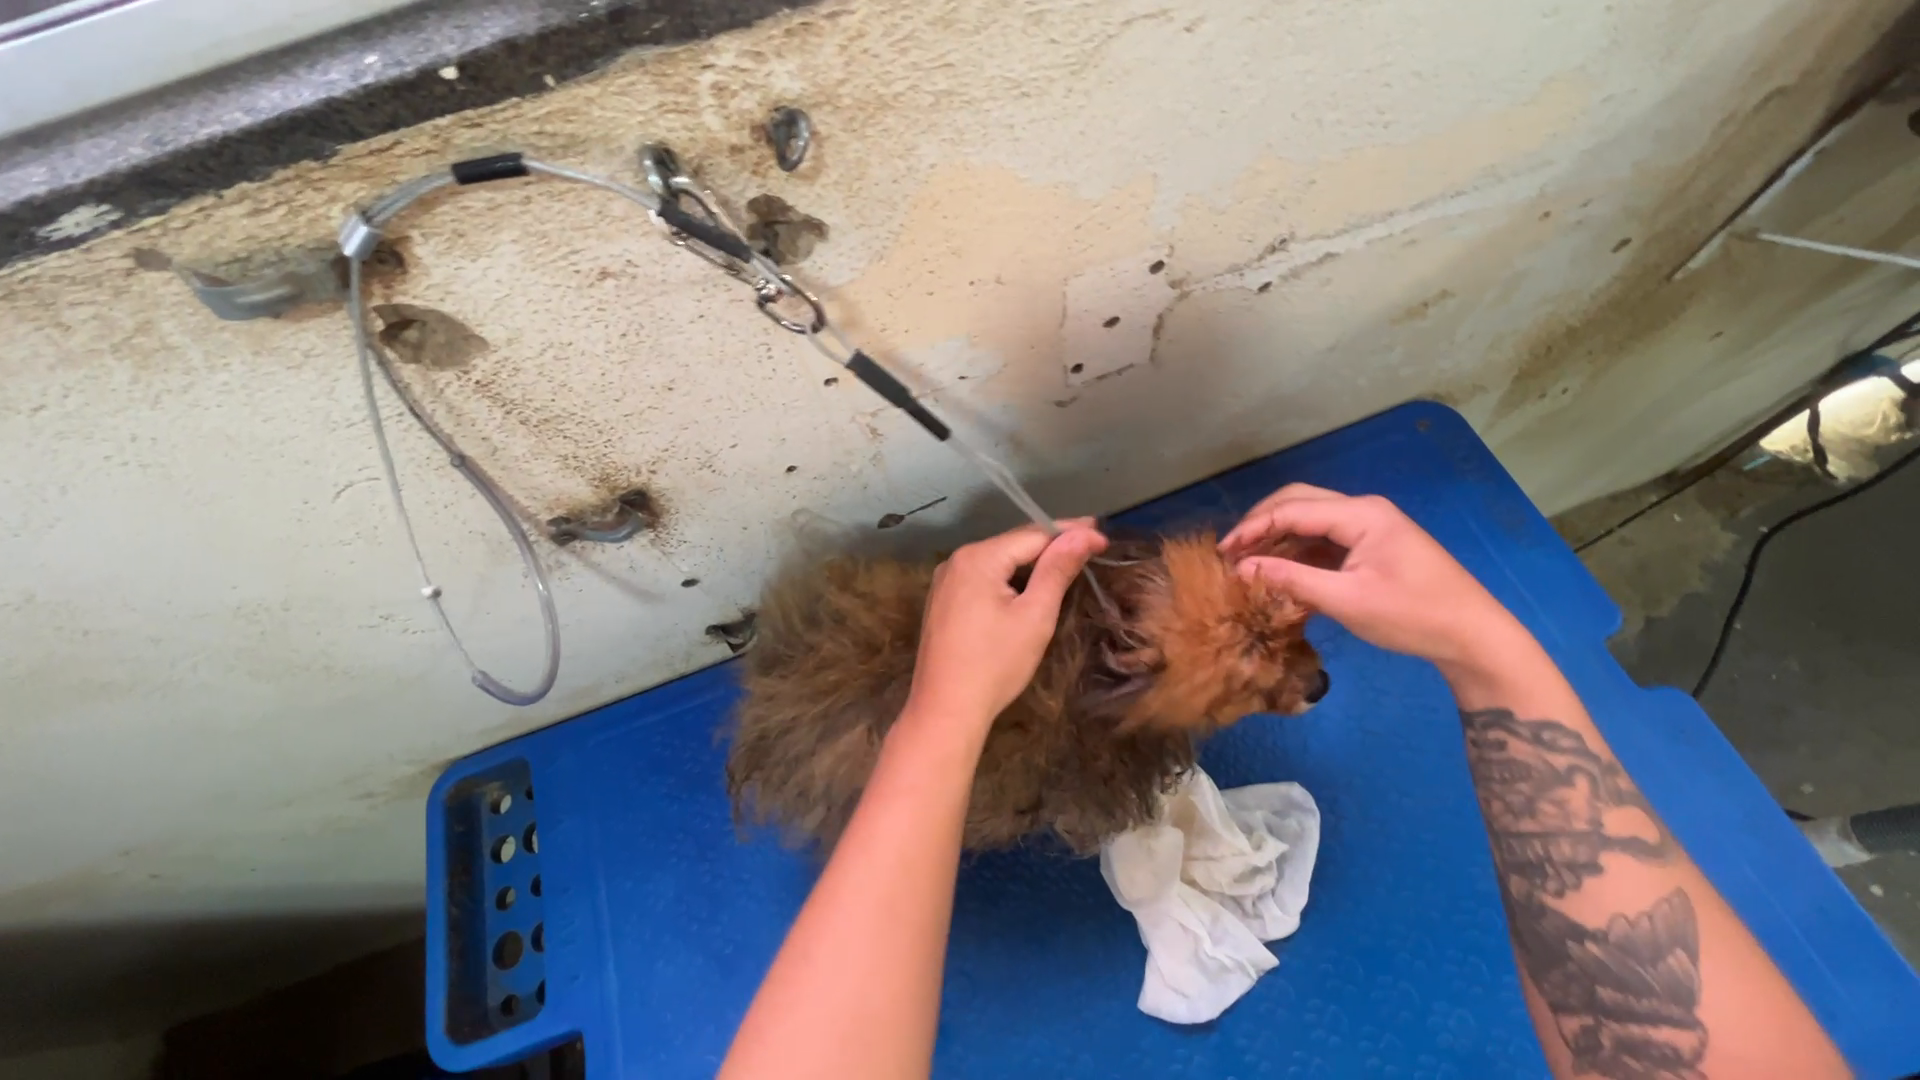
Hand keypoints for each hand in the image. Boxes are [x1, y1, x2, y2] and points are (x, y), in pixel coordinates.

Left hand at [905, 521, 1107, 729]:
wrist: (946, 709)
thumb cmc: (995, 664)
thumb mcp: (1035, 615)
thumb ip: (1057, 570)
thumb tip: (1083, 534)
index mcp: (978, 558)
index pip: (1034, 535)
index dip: (1071, 534)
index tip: (1102, 538)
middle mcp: (956, 560)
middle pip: (1013, 544)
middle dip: (1051, 545)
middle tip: (1091, 545)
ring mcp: (945, 581)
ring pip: (998, 561)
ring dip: (1030, 561)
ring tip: (1067, 561)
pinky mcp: (942, 601)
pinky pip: (982, 578)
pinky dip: (1008, 578)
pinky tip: (1028, 585)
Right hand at [1220, 484, 1521, 670]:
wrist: (1473, 636)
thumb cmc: (1413, 615)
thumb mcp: (1347, 600)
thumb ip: (1291, 580)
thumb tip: (1241, 570)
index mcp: (1361, 514)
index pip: (1292, 509)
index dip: (1252, 528)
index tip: (1222, 553)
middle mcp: (1363, 510)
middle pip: (1297, 502)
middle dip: (1260, 523)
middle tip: (1230, 551)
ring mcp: (1368, 527)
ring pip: (1308, 520)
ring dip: (1276, 537)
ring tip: (1246, 562)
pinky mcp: (1370, 547)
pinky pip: (1322, 539)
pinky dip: (1295, 551)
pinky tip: (1277, 570)